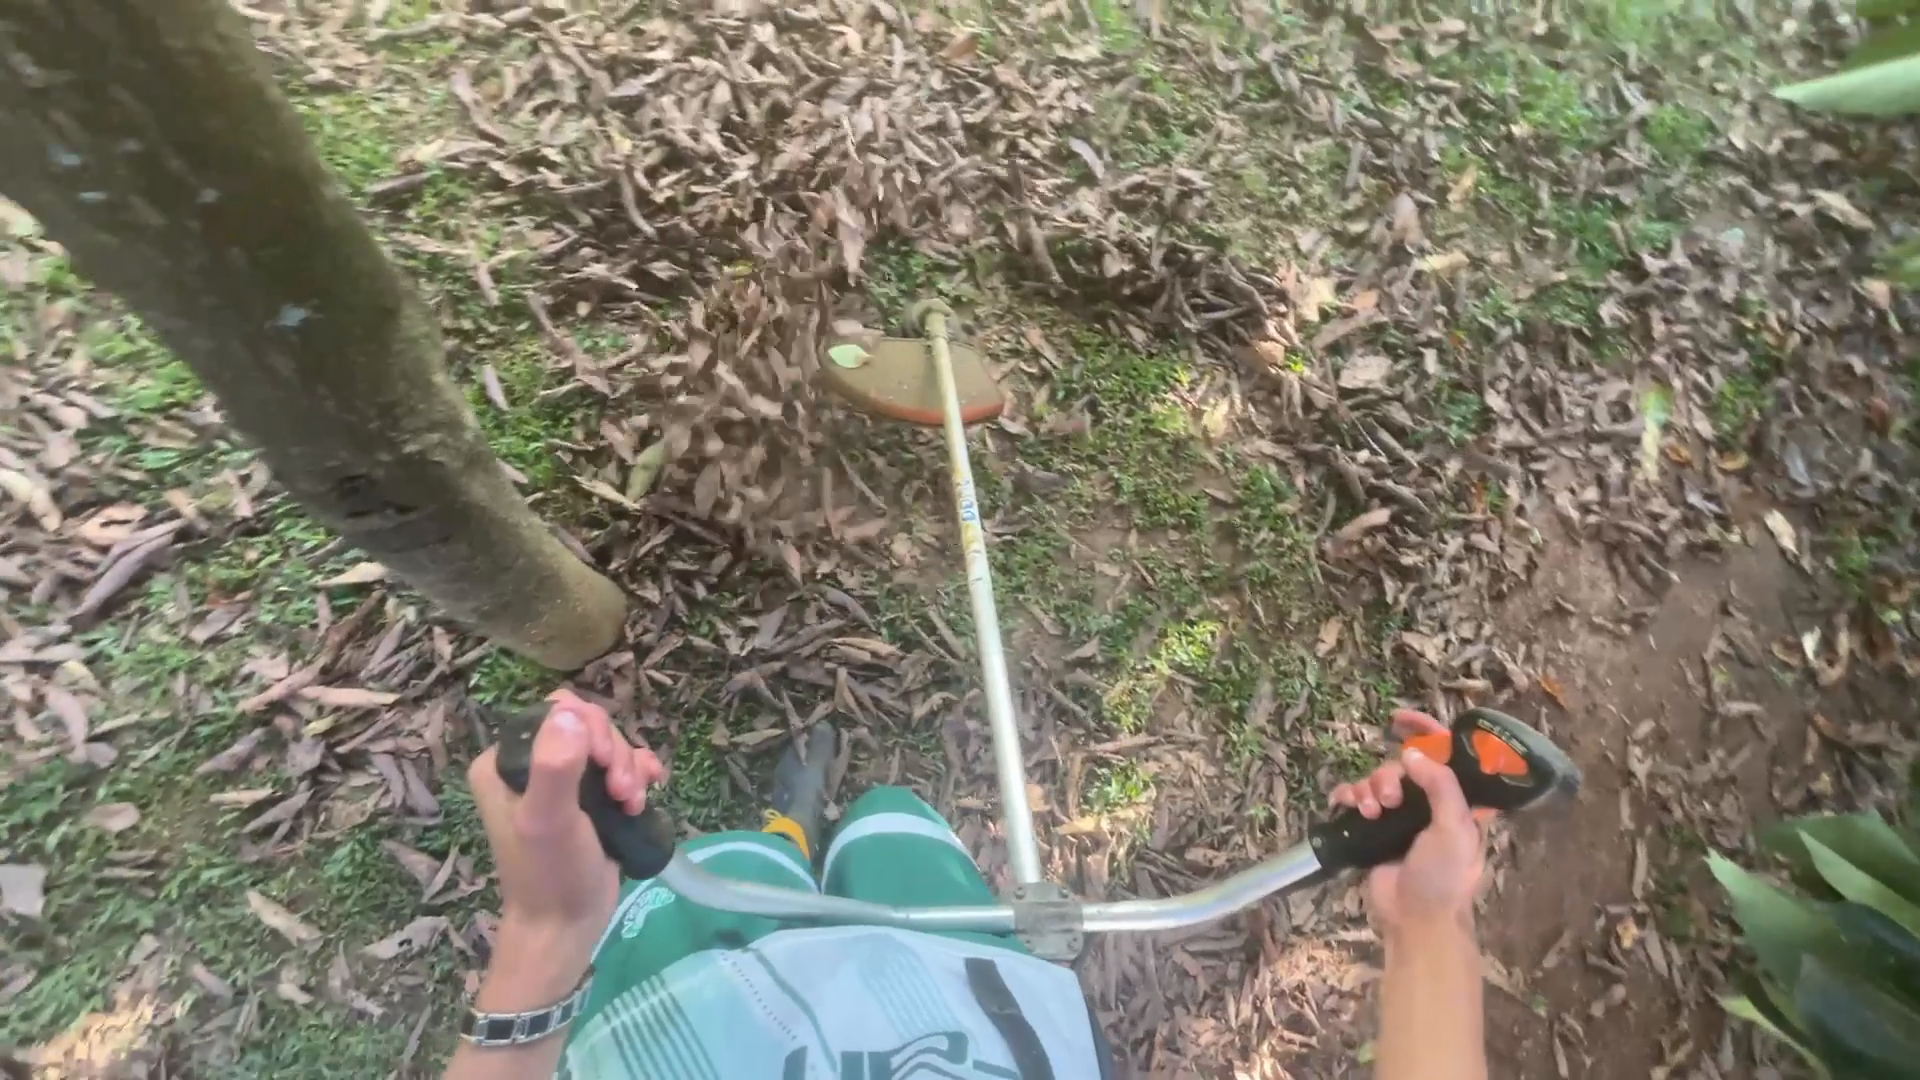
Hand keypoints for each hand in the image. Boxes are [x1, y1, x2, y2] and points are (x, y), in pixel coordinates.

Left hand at [468, 690, 666, 951]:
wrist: (567, 925)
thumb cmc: (550, 874)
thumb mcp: (548, 820)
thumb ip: (555, 766)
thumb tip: (572, 713)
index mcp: (504, 761)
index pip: (557, 711)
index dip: (590, 728)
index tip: (604, 764)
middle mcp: (530, 764)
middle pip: (590, 725)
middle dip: (615, 755)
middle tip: (622, 792)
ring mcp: (563, 779)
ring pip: (611, 744)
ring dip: (630, 768)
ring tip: (633, 803)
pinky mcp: (590, 795)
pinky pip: (624, 763)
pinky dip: (641, 773)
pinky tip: (648, 794)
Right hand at [1329, 709, 1485, 938]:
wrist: (1415, 919)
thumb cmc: (1444, 877)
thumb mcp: (1454, 830)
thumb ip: (1440, 787)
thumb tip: (1412, 753)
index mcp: (1458, 803)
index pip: (1447, 756)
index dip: (1427, 731)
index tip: (1399, 718)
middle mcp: (1429, 804)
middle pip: (1403, 766)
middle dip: (1389, 775)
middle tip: (1389, 799)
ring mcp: (1400, 816)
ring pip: (1377, 779)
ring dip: (1368, 788)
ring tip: (1370, 812)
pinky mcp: (1373, 827)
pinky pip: (1354, 797)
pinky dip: (1348, 796)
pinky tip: (1346, 805)